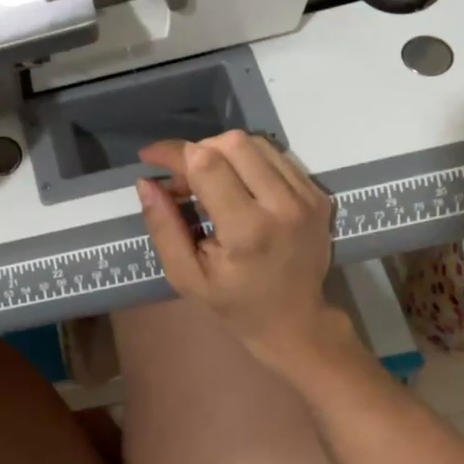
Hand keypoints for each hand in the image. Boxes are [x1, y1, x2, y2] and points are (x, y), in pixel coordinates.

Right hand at [135, 131, 353, 369]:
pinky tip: (237, 187)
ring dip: (222, 152)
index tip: (150, 156)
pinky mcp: (317, 194)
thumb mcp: (186, 275)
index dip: (173, 153)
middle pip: (232, 143)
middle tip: (183, 181)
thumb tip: (146, 182)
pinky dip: (248, 161)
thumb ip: (163, 227)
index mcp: (246, 229)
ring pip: (256, 143)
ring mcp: (306, 197)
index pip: (207, 164)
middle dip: (197, 151)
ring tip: (208, 182)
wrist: (295, 321)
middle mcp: (282, 205)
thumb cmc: (234, 303)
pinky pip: (276, 156)